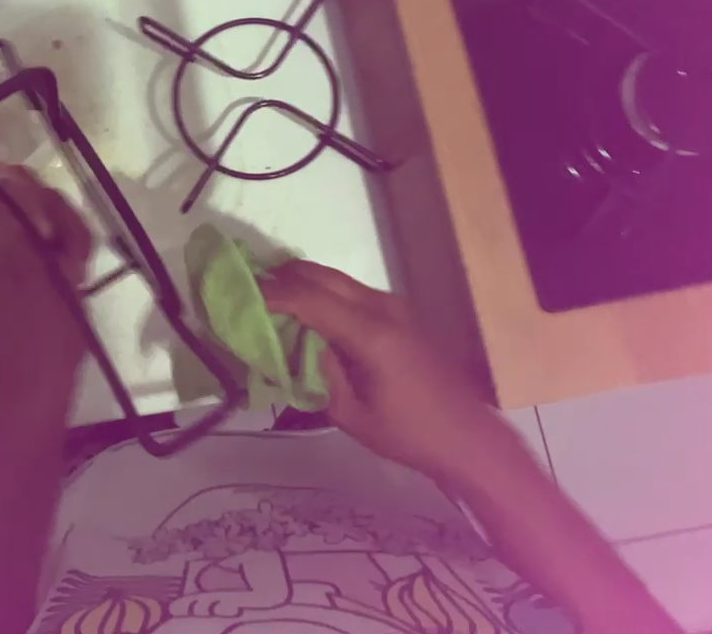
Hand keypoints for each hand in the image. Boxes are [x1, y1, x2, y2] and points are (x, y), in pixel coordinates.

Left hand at [0, 167, 93, 417]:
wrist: (42, 379)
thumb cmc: (40, 325)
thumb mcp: (31, 261)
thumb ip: (16, 210)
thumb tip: (2, 166)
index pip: (9, 183)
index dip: (39, 202)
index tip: (50, 236)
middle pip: (31, 198)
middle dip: (60, 223)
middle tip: (71, 258)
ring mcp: (5, 253)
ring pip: (48, 219)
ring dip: (70, 240)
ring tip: (75, 273)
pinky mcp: (24, 268)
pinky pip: (49, 242)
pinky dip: (68, 255)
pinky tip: (74, 277)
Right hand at [261, 261, 518, 481]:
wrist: (470, 437)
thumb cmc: (410, 434)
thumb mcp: (351, 415)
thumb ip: (318, 374)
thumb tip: (295, 346)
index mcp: (370, 334)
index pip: (309, 299)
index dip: (272, 293)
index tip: (241, 295)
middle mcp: (381, 308)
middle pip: (321, 275)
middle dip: (283, 276)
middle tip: (251, 287)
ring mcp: (394, 306)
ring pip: (337, 279)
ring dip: (304, 282)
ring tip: (273, 297)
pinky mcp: (400, 313)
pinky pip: (351, 292)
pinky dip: (324, 293)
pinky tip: (310, 312)